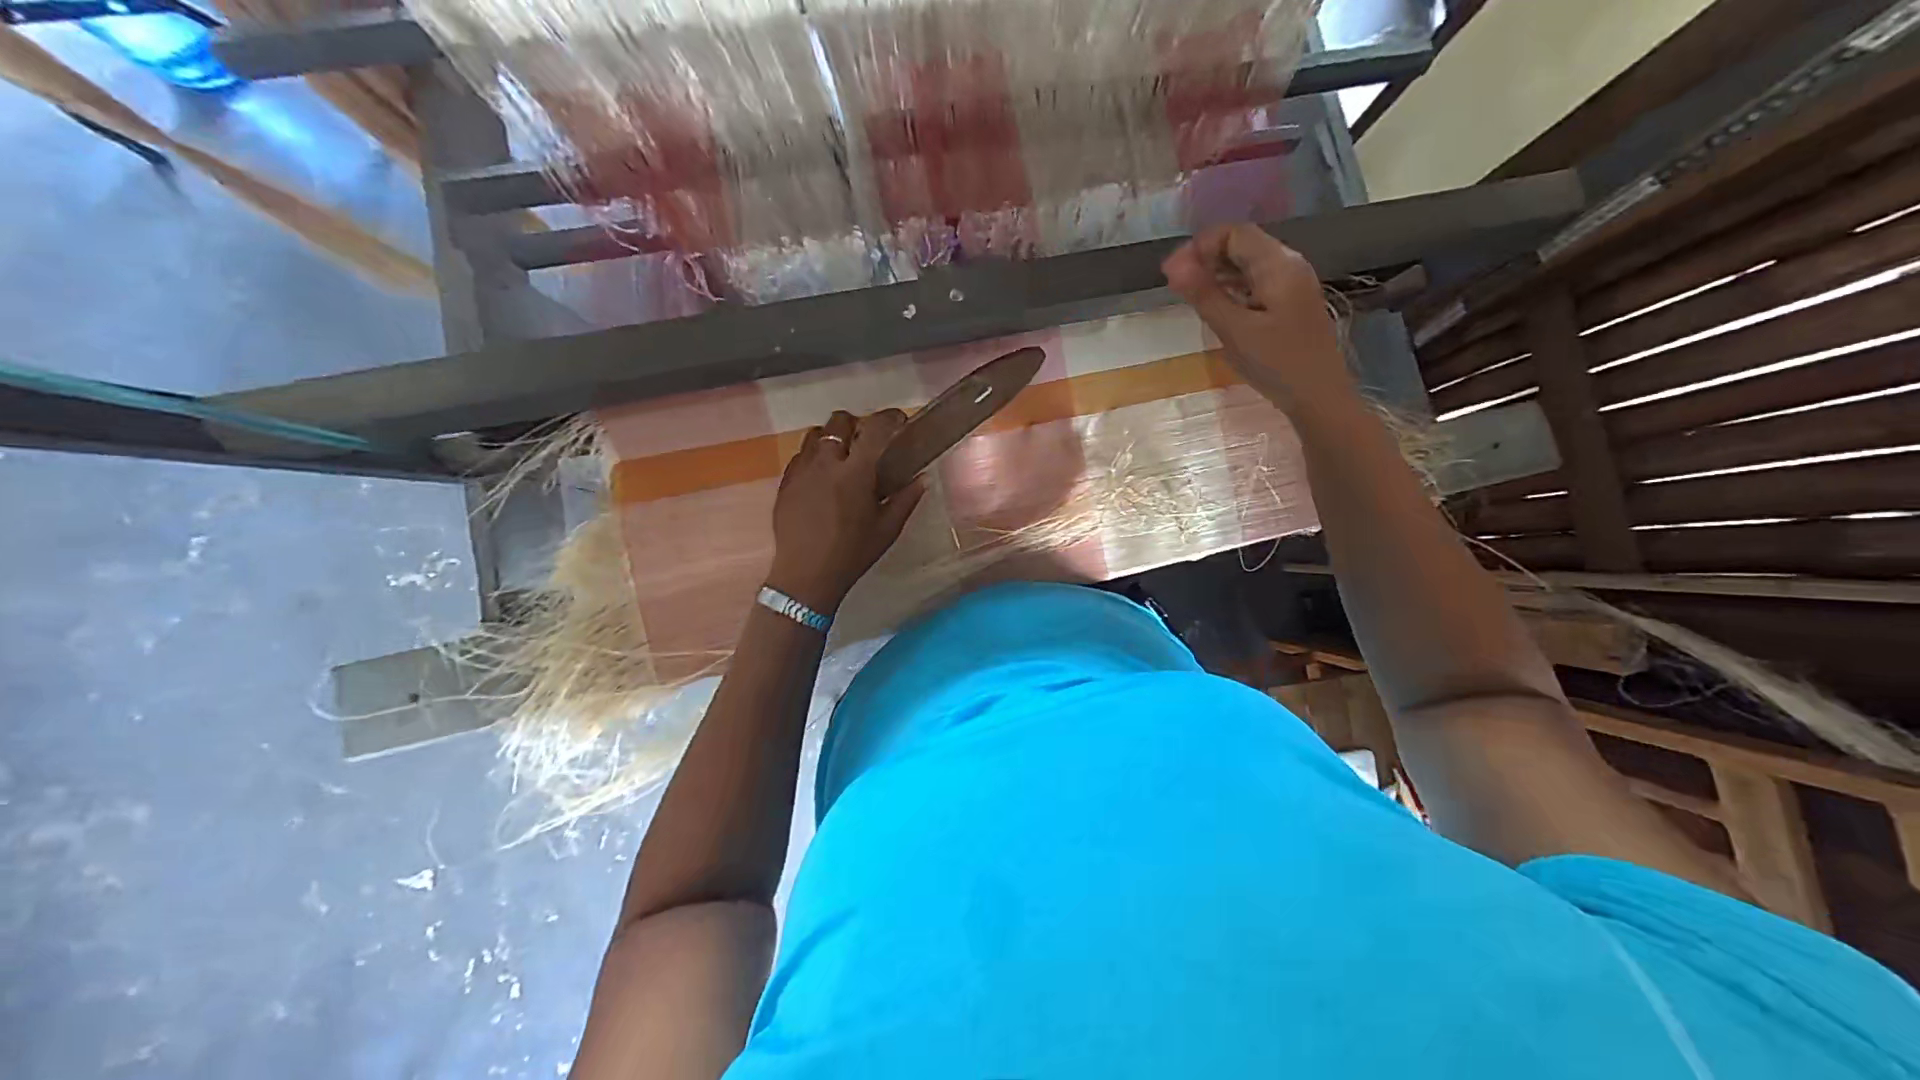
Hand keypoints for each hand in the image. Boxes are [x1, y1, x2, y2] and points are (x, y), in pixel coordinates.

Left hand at [766, 409, 927, 613]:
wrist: (806, 574)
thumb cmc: (852, 554)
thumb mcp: (887, 530)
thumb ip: (905, 500)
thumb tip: (922, 479)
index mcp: (856, 472)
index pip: (874, 429)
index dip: (889, 418)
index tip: (899, 421)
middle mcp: (827, 463)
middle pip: (839, 422)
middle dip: (856, 424)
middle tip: (866, 440)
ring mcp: (802, 470)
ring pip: (815, 435)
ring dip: (831, 438)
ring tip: (841, 455)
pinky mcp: (785, 482)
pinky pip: (799, 456)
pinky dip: (813, 457)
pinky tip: (820, 476)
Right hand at [1161, 224, 1357, 413]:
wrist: (1319, 396)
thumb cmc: (1276, 364)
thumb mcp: (1234, 330)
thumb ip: (1204, 294)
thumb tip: (1173, 264)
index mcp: (1278, 265)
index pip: (1235, 233)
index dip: (1200, 246)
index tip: (1172, 272)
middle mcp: (1290, 264)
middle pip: (1243, 244)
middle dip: (1207, 258)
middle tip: (1177, 285)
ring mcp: (1294, 283)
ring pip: (1250, 264)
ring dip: (1219, 273)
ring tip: (1191, 297)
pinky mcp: (1292, 302)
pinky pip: (1258, 282)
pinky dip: (1234, 288)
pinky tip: (1217, 308)